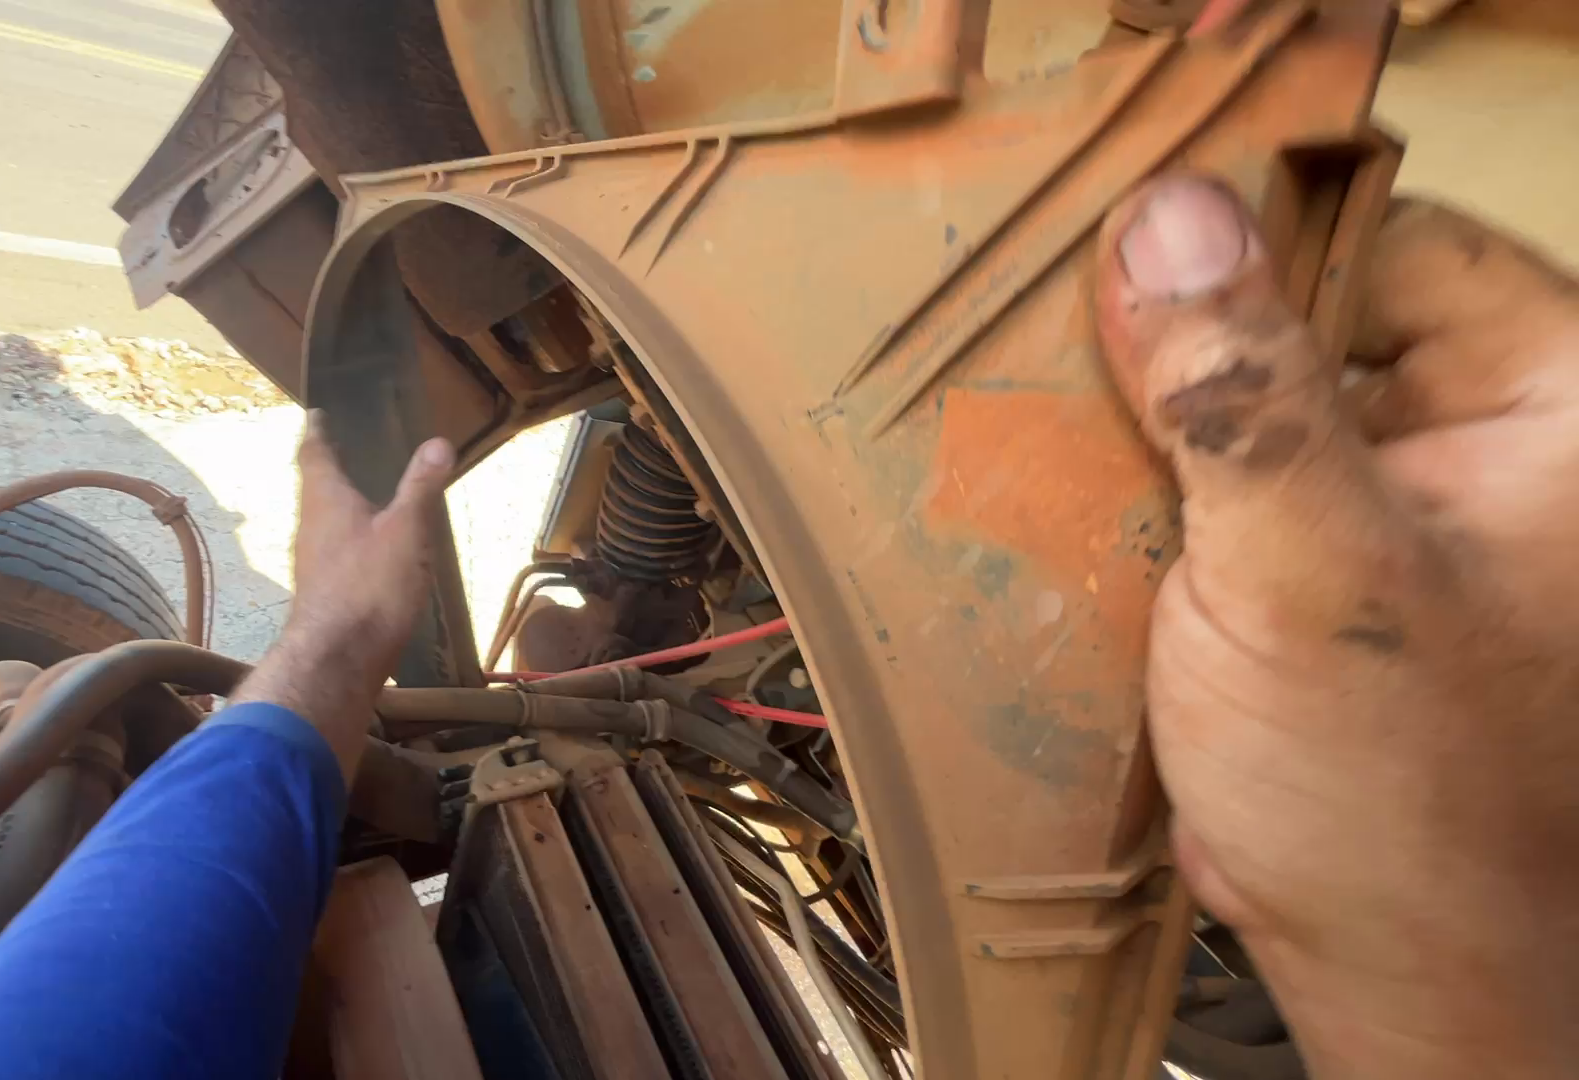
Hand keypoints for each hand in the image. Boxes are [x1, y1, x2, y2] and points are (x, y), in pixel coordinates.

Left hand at [233, 410, 454, 781]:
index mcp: (326, 501)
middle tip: (346, 448)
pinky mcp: (325, 589)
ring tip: (363, 492)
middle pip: (314, 487)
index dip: (316, 432)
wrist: (339, 657)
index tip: (316, 414)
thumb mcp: (407, 530)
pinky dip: (350, 534)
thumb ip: (421, 486)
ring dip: (338, 502)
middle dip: (328, 467)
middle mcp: (312, 525)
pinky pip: (335, 547)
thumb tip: (439, 442)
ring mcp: (314, 560)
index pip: (314, 454)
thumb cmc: (371, 585)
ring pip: (323, 519)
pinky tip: (372, 546)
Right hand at [1094, 177, 1578, 1076]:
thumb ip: (1239, 397)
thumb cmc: (1384, 772)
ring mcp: (1349, 500)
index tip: (1114, 251)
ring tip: (1025, 400)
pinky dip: (1116, 469)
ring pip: (1220, 403)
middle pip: (1289, 323)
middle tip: (1045, 335)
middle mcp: (1453, 437)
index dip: (1250, 242)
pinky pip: (1184, 474)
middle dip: (1164, 335)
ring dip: (1126, 405)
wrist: (1364, 933)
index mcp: (1544, 404)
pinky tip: (1046, 474)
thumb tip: (1163, 220)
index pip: (1383, 249)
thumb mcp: (1308, 566)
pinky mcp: (1267, 556)